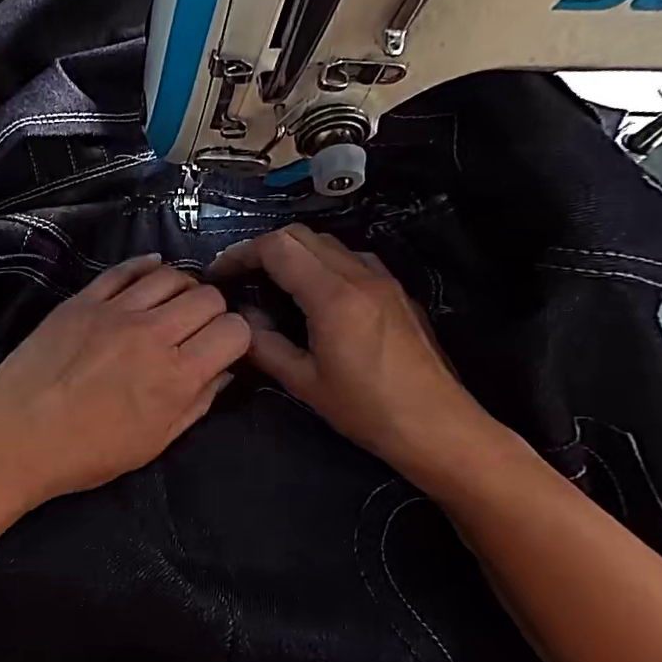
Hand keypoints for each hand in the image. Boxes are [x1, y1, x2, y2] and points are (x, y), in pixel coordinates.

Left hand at [0, 255, 250, 510]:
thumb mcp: (155, 442)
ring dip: (184, 289)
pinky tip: (153, 273)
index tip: (225, 348)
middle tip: (200, 329)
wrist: (15, 438)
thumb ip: (198, 403)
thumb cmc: (87, 452)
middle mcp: (153, 334)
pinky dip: (147, 267)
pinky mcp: (85, 300)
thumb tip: (223, 371)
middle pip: (209, 297)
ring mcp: (116, 311)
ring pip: (172, 276)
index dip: (238, 337)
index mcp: (176, 375)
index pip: (234, 330)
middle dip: (215, 312)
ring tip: (175, 306)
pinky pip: (126, 269)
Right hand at [209, 225, 497, 484]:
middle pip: (301, 235)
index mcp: (334, 296)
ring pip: (328, 243)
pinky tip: (318, 295)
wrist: (439, 426)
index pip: (277, 248)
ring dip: (296, 253)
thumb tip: (240, 322)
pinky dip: (324, 263)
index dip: (242, 254)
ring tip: (276, 284)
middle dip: (265, 248)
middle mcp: (360, 275)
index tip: (221, 274)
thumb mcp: (307, 384)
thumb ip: (267, 347)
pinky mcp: (397, 290)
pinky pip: (352, 259)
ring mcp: (383, 279)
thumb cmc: (369, 411)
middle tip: (244, 277)